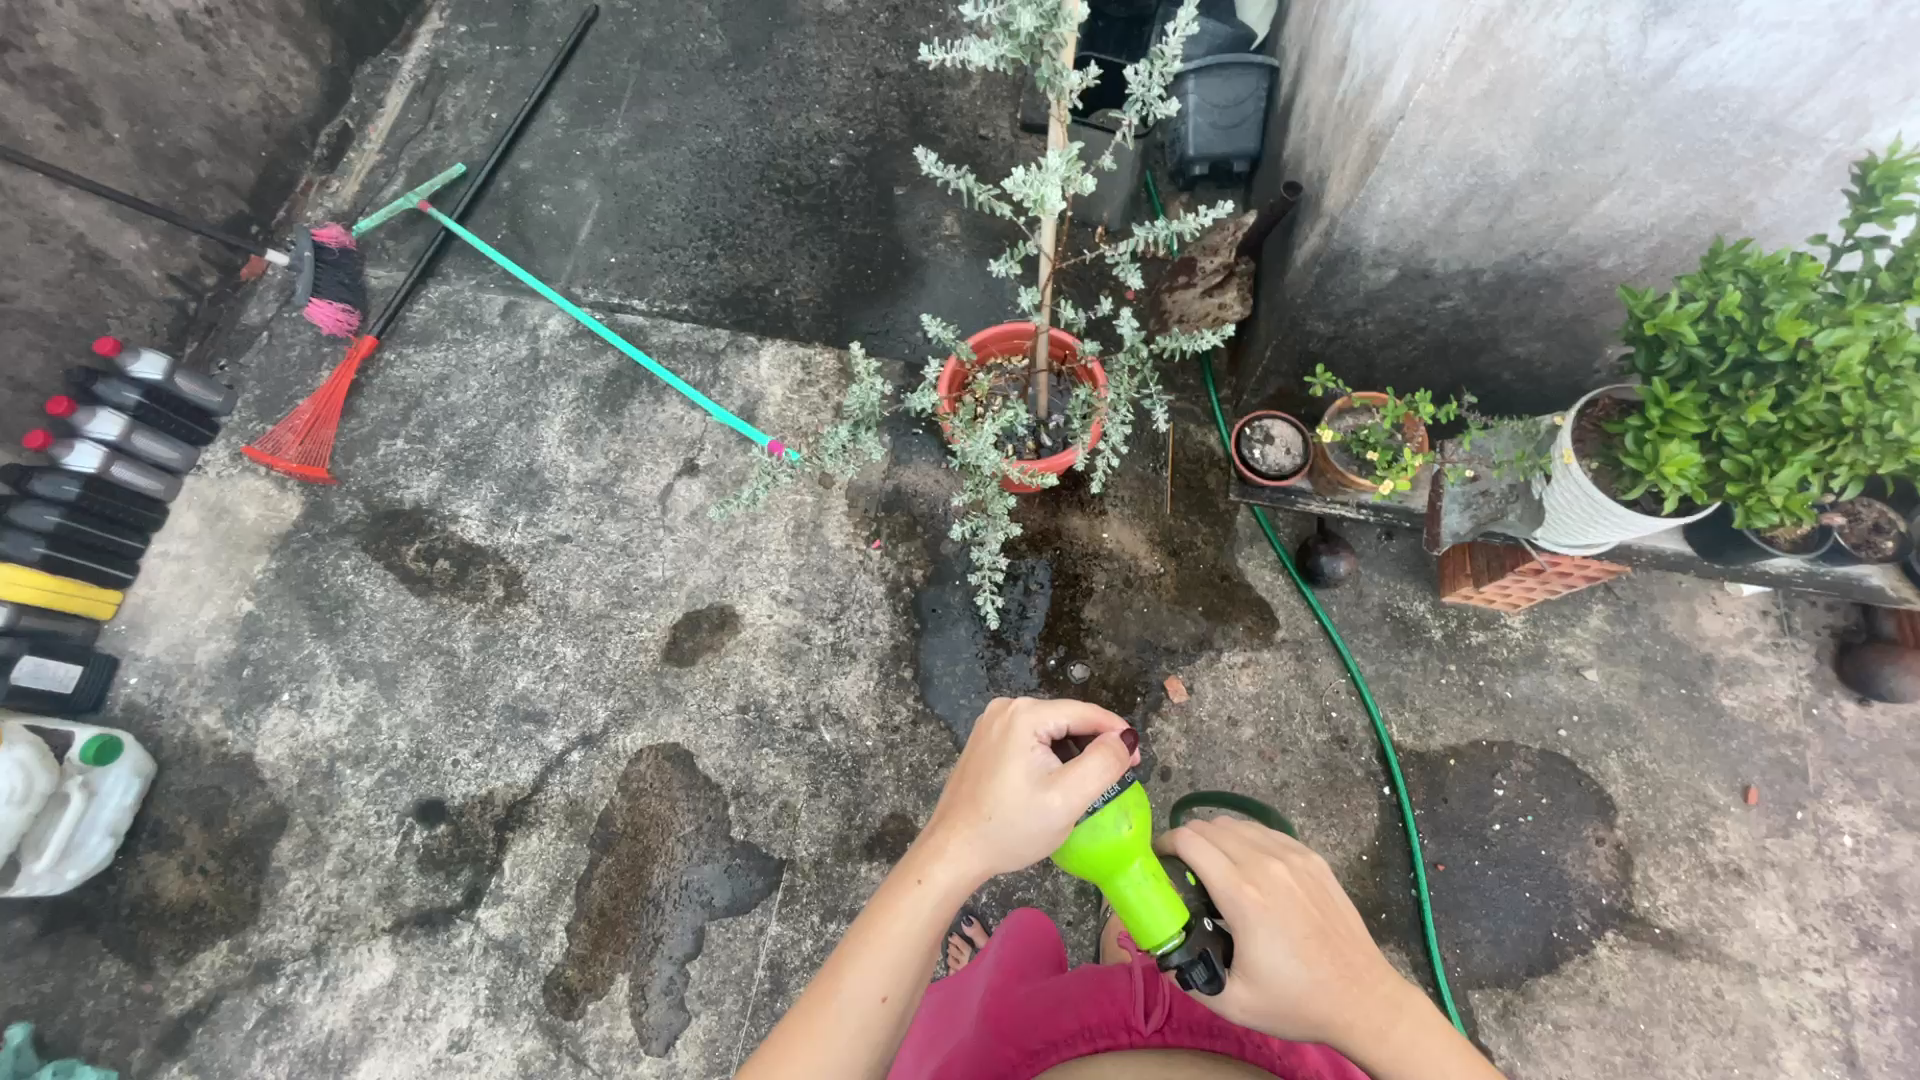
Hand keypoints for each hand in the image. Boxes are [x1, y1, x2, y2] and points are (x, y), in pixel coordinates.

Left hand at [921, 697, 1139, 884]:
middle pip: (1067, 719)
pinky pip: (1030, 739)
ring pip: (1050, 730)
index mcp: (1025, 714)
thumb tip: (1126, 737)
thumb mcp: (1068, 798)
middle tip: (1115, 779)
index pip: (1086, 713)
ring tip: (1086, 786)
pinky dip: (1050, 756)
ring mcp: (992, 722)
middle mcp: (1006, 707)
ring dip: (1072, 753)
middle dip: (1094, 745)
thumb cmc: (1011, 827)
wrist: (954, 851)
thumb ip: (1103, 762)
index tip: (1136, 762)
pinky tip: (1054, 784)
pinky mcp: (986, 740)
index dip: (1117, 734)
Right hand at [1159, 818, 1413, 1048]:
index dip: (1165, 845)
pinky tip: (1248, 866)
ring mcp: (1293, 856)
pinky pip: (1264, 831)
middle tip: (1182, 869)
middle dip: (1186, 841)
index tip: (1158, 862)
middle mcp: (1265, 864)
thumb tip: (1157, 954)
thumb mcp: (1232, 1002)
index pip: (1188, 840)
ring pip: (1236, 823)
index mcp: (1242, 894)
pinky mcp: (1312, 858)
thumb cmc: (1297, 1001)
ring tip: (1213, 866)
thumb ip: (1185, 975)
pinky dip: (1246, 839)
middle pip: (1207, 826)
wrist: (1365, 1000)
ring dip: (1215, 837)